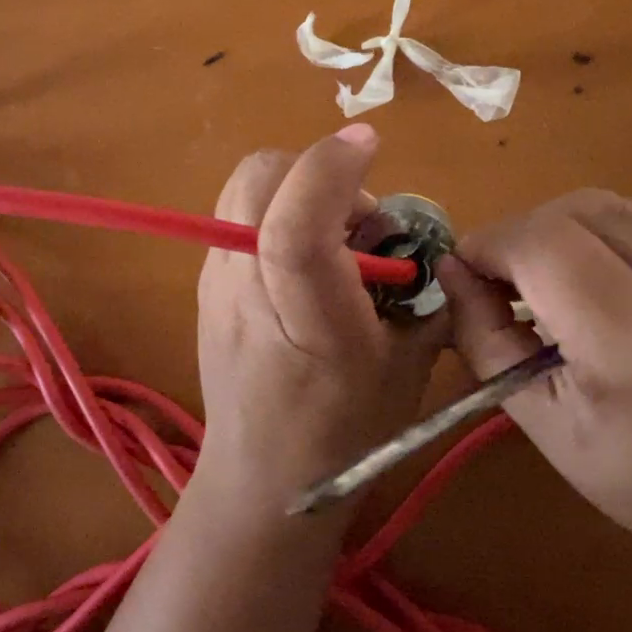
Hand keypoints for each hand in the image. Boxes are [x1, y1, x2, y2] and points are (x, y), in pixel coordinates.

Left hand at [194, 125, 446, 516]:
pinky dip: (276, 209)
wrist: (261, 486)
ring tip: (335, 240)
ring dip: (296, 186)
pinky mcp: (206, 285)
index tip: (370, 145)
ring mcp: (216, 283)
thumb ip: (423, 300)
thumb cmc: (343, 439)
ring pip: (243, 187)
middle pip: (257, 179)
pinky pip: (237, 214)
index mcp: (305, 321)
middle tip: (360, 219)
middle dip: (316, 169)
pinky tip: (305, 263)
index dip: (330, 171)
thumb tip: (426, 247)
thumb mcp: (405, 371)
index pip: (294, 226)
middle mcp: (246, 289)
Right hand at [439, 191, 631, 564]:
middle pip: (576, 210)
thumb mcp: (551, 429)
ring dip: (576, 236)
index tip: (469, 269)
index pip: (544, 246)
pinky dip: (627, 238)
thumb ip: (488, 340)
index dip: (492, 244)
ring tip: (585, 295)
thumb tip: (451, 267)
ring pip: (615, 203)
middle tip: (516, 287)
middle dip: (527, 238)